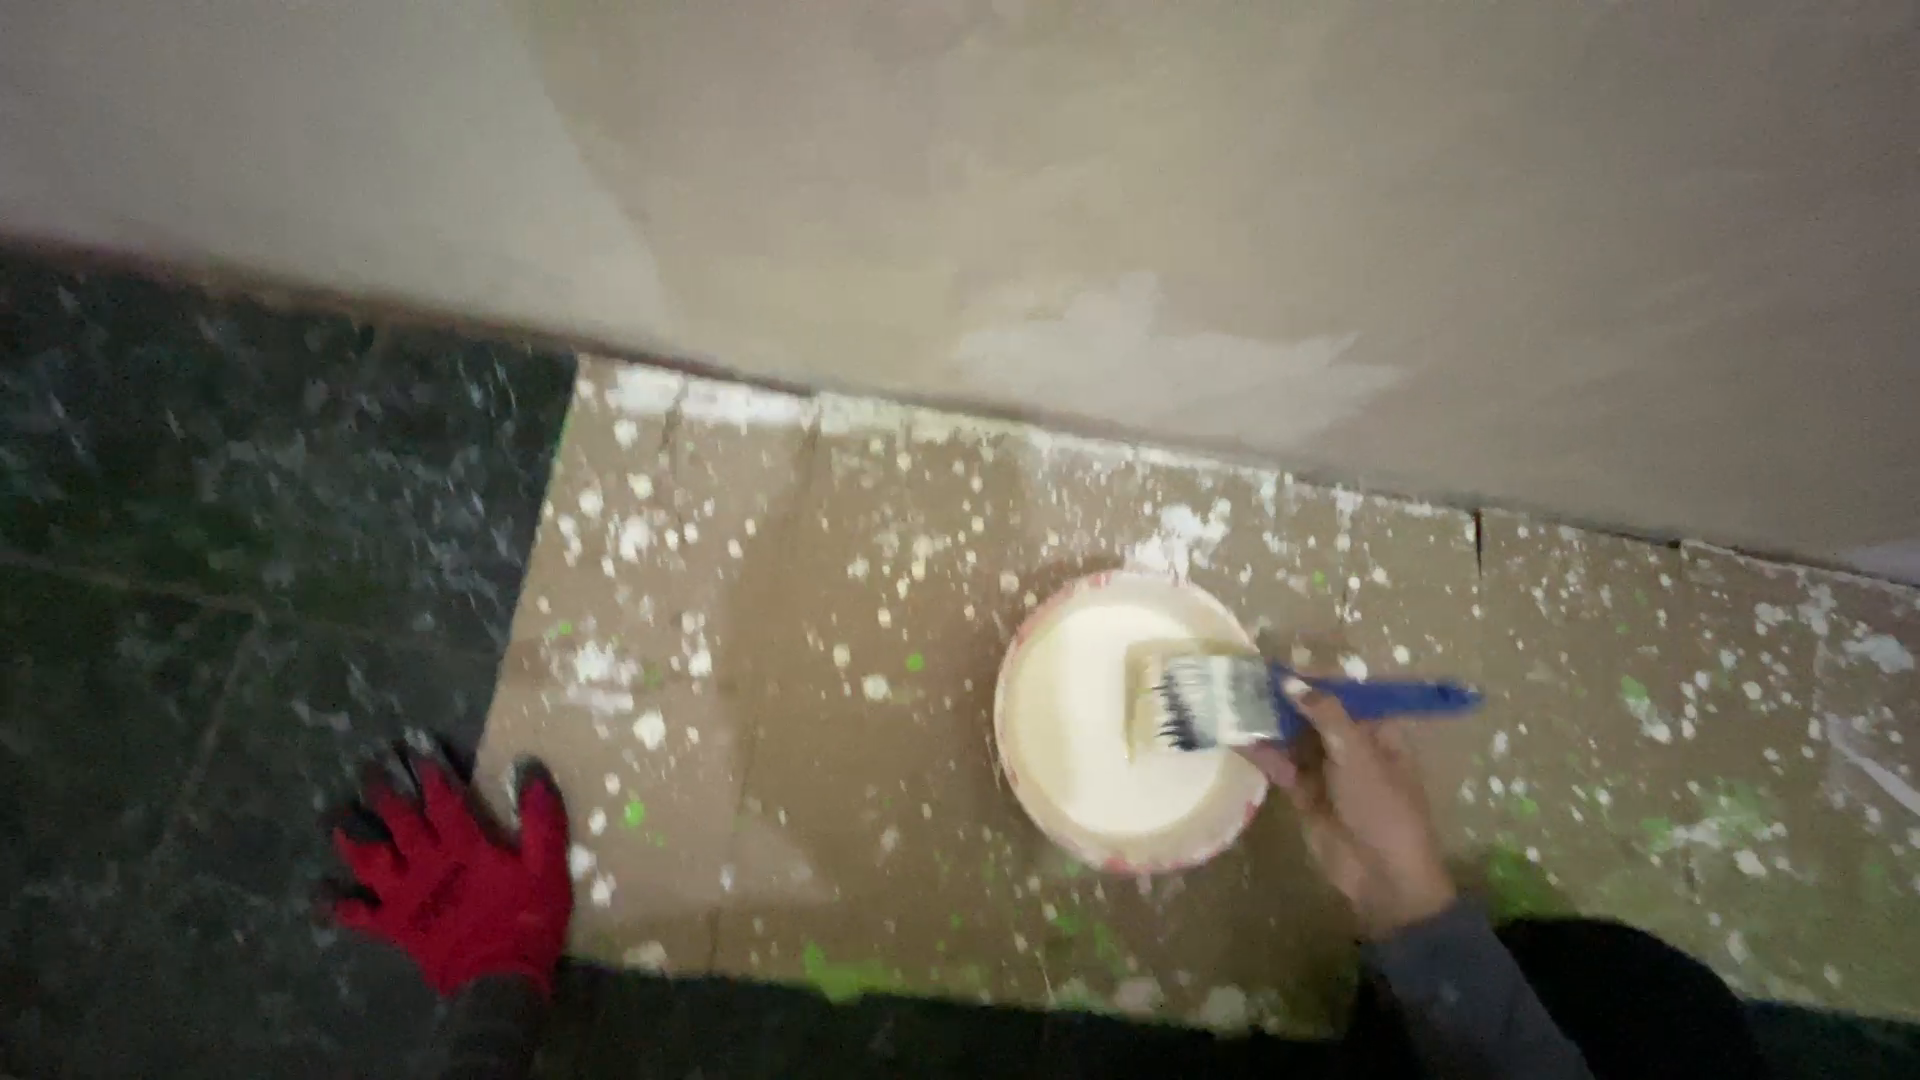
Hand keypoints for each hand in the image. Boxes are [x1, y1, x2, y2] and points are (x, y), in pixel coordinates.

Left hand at [327, 747, 572, 996]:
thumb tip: (530, 768)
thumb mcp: (547, 862)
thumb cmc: (527, 915)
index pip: (442, 800)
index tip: (415, 746)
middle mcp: (427, 864)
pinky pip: (356, 915)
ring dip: (350, 835)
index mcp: (465, 847)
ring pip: (368, 860)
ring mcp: (405, 897)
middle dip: (384, 790)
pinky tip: (320, 892)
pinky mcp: (394, 927)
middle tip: (371, 765)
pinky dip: (335, 903)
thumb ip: (541, 817)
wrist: (498, 977)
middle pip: (399, 821)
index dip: (428, 772)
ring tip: (334, 814)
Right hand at [1241, 681, 1456, 939]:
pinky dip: (1259, 751)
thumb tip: (1289, 680)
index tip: (1277, 664)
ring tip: (1231, 700)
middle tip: (1244, 678)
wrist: (1382, 877)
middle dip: (1281, 697)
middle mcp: (1350, 745)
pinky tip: (1234, 735)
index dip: (1312, 678)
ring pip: (1291, 736)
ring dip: (1265, 721)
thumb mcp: (1358, 755)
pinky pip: (1278, 763)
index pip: (1343, 694)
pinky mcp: (1303, 791)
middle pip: (1311, 713)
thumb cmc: (1382, 808)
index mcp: (1377, 732)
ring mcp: (1325, 769)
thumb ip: (1324, 714)